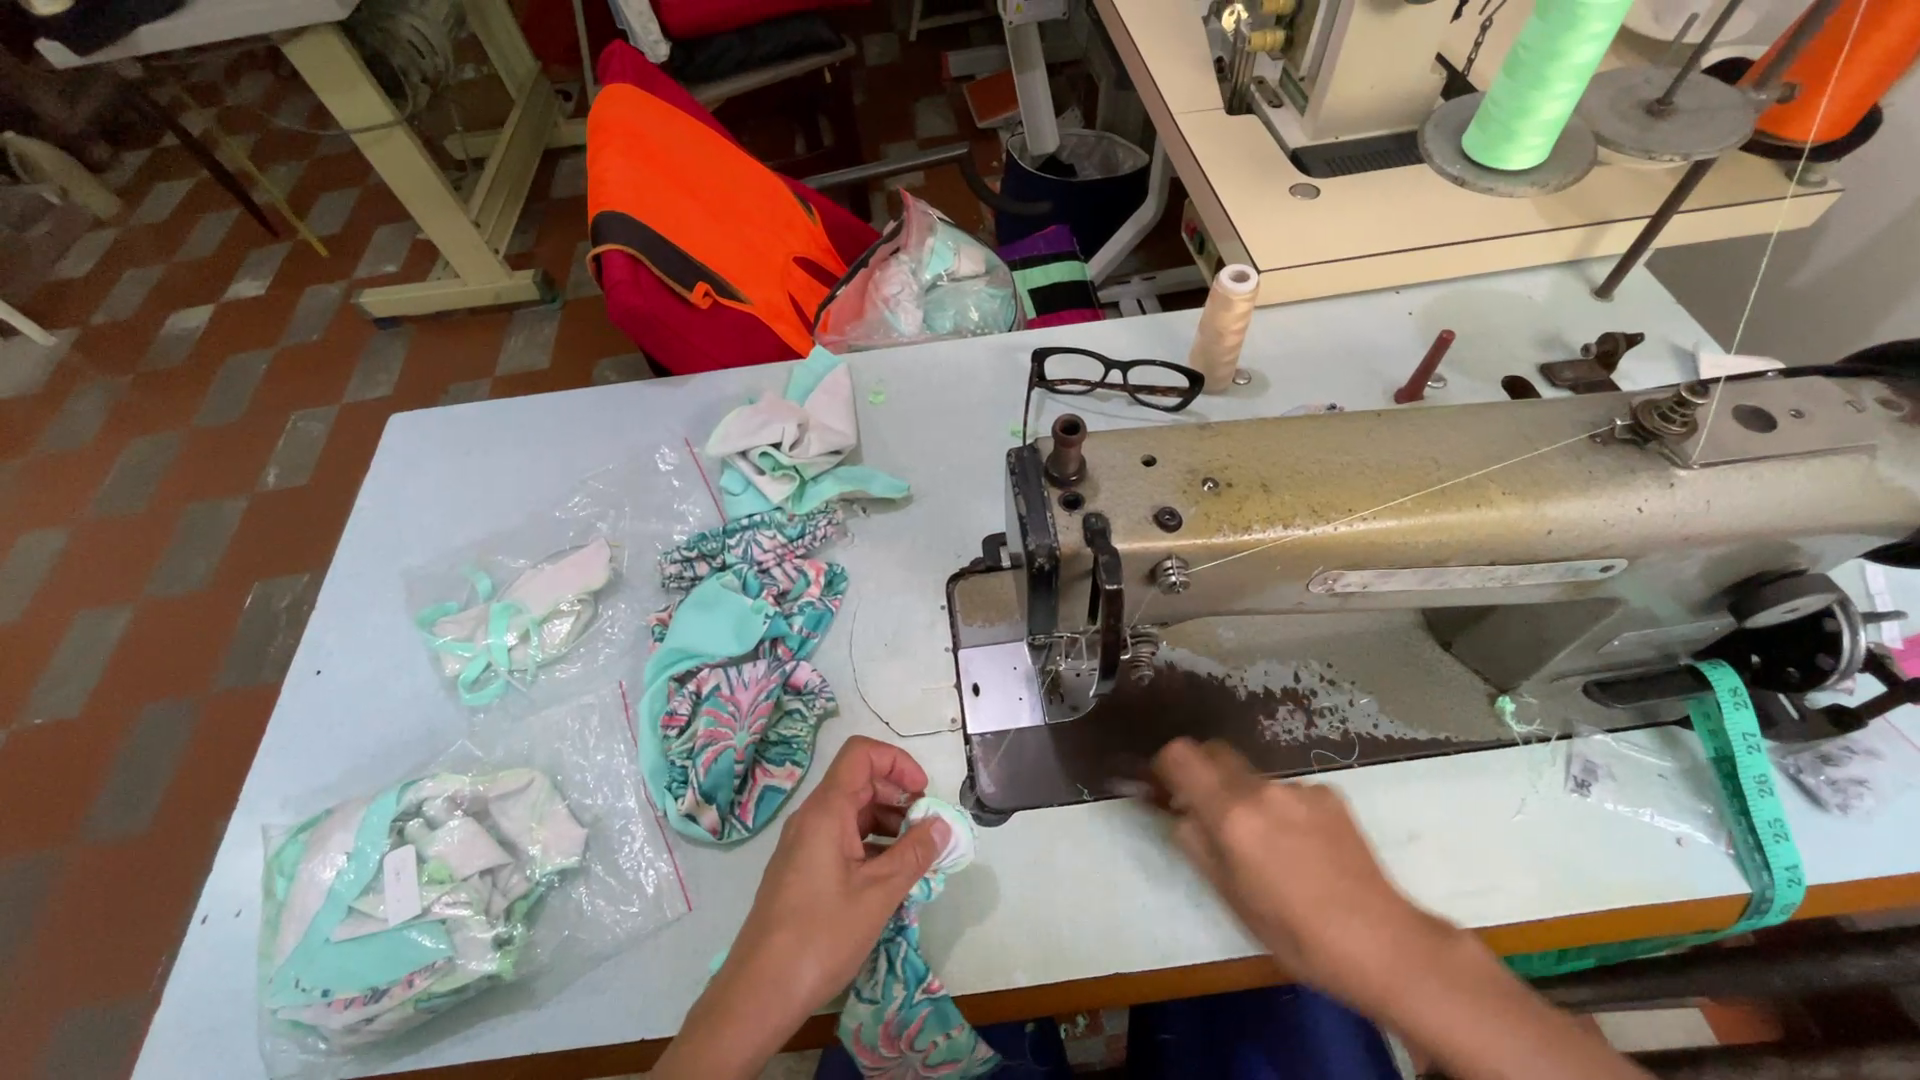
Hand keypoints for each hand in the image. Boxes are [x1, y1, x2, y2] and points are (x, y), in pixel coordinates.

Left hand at [655, 737, 949, 1079]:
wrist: (760, 991)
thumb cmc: (820, 936)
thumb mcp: (878, 894)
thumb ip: (914, 854)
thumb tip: (942, 826)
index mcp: (825, 811)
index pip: (861, 755)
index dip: (898, 762)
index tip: (924, 794)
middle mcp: (811, 819)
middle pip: (860, 782)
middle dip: (900, 797)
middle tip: (928, 831)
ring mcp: (804, 845)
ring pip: (853, 813)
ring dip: (889, 825)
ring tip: (917, 858)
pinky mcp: (803, 871)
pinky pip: (843, 840)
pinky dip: (872, 847)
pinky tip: (892, 878)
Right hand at [1152, 737, 1450, 1012]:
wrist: (1378, 941)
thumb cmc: (1292, 931)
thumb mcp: (1229, 895)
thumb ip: (1197, 843)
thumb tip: (1182, 814)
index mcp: (1231, 814)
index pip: (1181, 755)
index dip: (1166, 765)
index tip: (1167, 787)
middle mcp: (1263, 789)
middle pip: (1216, 752)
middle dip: (1203, 773)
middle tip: (1206, 811)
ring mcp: (1301, 789)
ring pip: (1254, 777)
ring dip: (1245, 797)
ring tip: (1266, 845)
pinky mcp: (1331, 796)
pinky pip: (1288, 792)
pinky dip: (1281, 810)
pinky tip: (1301, 849)